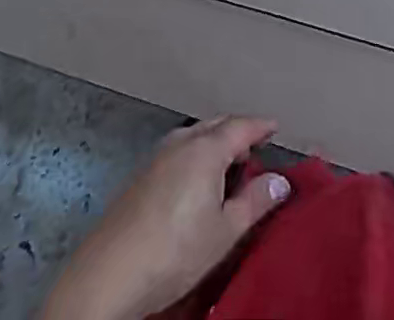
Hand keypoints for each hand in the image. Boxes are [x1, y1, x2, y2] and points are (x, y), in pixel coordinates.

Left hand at [40, 116, 293, 319]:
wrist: (113, 269)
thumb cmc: (177, 250)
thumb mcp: (226, 231)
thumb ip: (255, 201)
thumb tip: (280, 180)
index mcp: (205, 149)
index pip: (240, 126)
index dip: (260, 126)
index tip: (275, 126)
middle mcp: (181, 142)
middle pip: (215, 125)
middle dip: (237, 130)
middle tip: (257, 145)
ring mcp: (157, 155)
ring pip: (194, 135)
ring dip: (215, 141)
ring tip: (231, 163)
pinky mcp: (142, 173)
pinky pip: (179, 149)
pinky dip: (197, 152)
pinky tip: (200, 178)